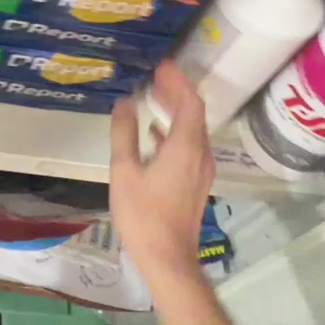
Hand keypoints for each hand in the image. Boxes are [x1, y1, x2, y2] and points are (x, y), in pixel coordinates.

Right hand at [110, 60, 215, 285]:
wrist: (167, 258)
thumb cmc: (143, 214)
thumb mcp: (124, 170)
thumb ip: (124, 133)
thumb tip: (124, 103)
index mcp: (185, 147)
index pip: (190, 103)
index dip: (177, 81)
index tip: (161, 65)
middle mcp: (200, 154)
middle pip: (194, 114)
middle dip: (176, 92)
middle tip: (155, 76)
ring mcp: (200, 170)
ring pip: (193, 130)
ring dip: (176, 111)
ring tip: (154, 97)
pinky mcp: (195, 183)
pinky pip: (189, 146)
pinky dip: (174, 131)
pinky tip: (154, 134)